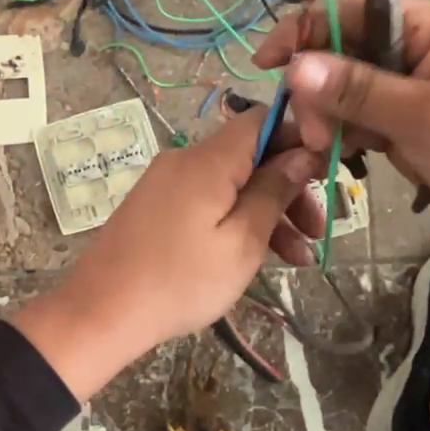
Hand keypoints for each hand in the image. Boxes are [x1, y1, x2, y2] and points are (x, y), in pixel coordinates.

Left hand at [12, 109, 323, 397]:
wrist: (102, 311)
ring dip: (268, 211)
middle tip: (317, 229)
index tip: (326, 174)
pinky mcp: (157, 205)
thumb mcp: (241, 242)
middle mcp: (185, 159)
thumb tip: (303, 153)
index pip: (262, 120)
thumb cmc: (180, 280)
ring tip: (300, 259)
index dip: (299, 138)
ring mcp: (168, 182)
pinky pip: (208, 199)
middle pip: (250, 155)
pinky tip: (259, 257)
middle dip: (289, 186)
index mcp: (208, 160)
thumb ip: (273, 192)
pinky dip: (235, 220)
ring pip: (231, 182)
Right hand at [253, 0, 429, 264]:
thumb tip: (295, 65)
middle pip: (340, 54)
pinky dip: (344, 136)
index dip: (304, 32)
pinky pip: (358, 119)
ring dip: (329, 119)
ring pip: (343, 91)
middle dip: (319, 91)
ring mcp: (409, 88)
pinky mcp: (405, 123)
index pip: (350, 12)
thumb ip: (359, 89)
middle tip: (316, 137)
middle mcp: (415, 50)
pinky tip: (341, 158)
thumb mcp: (429, 117)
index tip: (267, 66)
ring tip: (329, 153)